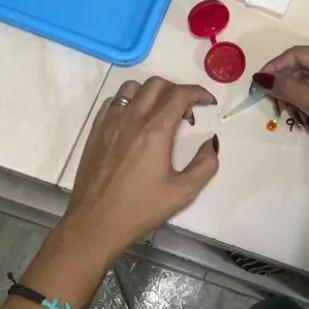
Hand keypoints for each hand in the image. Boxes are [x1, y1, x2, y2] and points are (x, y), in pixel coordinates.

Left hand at [61, 77, 219, 258]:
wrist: (96, 224)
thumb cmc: (140, 209)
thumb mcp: (182, 192)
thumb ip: (205, 165)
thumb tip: (212, 143)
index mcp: (155, 132)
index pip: (180, 95)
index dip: (198, 93)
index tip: (208, 102)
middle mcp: (132, 120)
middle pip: (157, 85)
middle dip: (177, 90)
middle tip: (186, 111)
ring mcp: (110, 123)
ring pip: (132, 88)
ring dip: (151, 92)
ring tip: (160, 111)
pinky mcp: (96, 132)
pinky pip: (113, 102)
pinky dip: (128, 101)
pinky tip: (134, 119)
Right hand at [255, 45, 308, 162]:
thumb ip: (288, 89)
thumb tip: (261, 78)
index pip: (297, 54)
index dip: (274, 68)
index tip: (257, 85)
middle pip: (301, 70)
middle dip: (287, 90)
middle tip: (280, 110)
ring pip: (308, 85)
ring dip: (297, 102)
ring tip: (298, 120)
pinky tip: (308, 123)